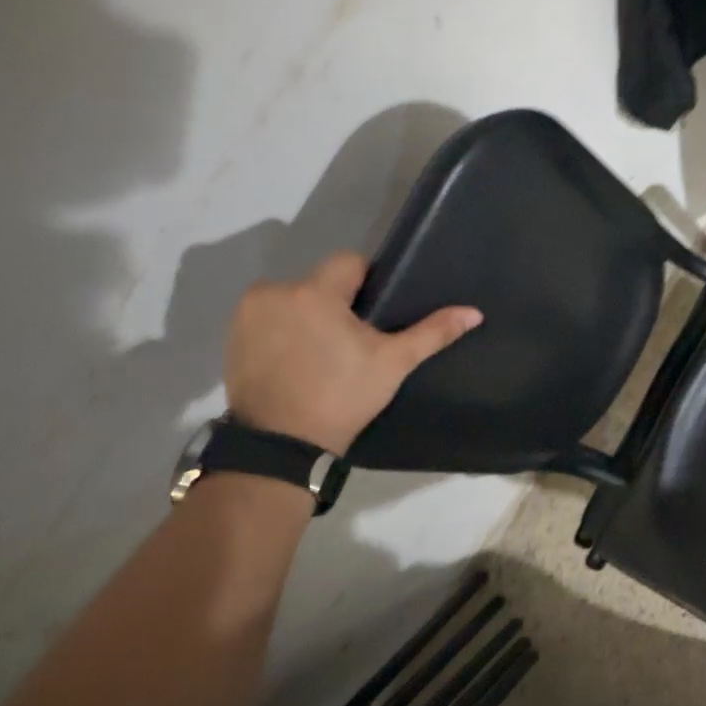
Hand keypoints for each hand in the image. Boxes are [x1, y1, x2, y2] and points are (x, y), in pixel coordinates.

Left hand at [225, 251, 481, 454]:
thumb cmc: (343, 397)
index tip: (375, 317)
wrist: (282, 442)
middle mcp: (274, 291)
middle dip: (337, 304)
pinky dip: (283, 331)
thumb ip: (432, 333)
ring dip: (308, 316)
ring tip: (323, 353)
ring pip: (293, 300)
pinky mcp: (231, 335)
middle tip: (353, 342)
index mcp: (315, 292)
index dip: (369, 284)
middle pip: (320, 283)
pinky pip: (268, 318)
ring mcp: (247, 313)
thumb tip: (474, 312)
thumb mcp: (394, 364)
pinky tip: (297, 361)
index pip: (350, 263)